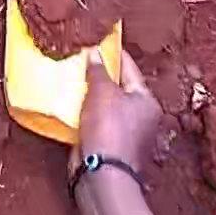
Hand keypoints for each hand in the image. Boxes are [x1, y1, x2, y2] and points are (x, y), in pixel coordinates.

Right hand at [76, 50, 160, 173]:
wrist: (102, 176)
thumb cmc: (108, 128)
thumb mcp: (102, 92)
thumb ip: (98, 69)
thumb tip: (94, 52)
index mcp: (146, 100)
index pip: (128, 66)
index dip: (112, 51)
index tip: (97, 38)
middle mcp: (140, 115)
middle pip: (117, 85)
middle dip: (99, 72)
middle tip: (80, 55)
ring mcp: (125, 131)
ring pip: (105, 103)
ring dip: (90, 92)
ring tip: (71, 74)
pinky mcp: (109, 144)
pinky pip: (96, 119)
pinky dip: (84, 110)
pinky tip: (70, 100)